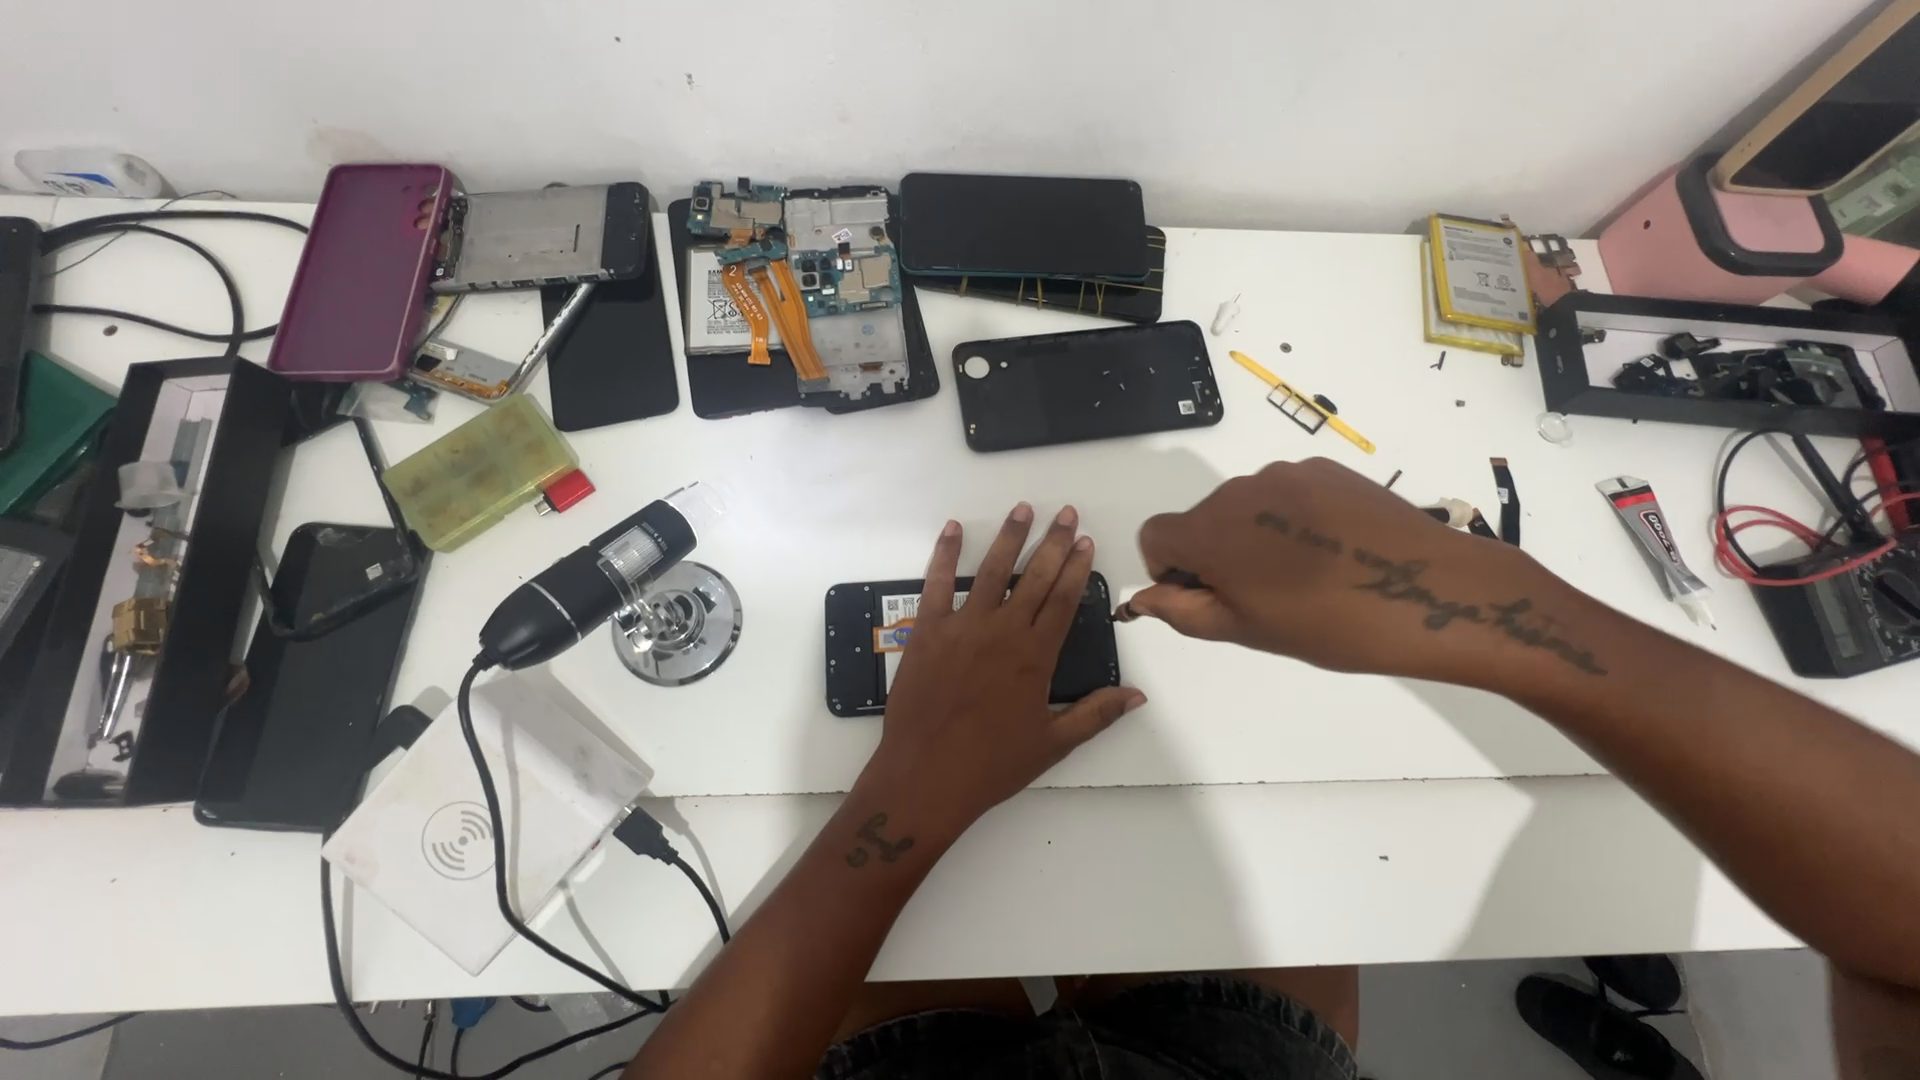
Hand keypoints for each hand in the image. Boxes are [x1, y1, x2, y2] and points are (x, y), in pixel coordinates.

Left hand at [859, 504, 1145, 835]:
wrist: (926, 775)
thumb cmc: (991, 764)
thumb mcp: (1052, 744)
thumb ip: (1096, 714)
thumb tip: (1136, 695)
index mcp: (1035, 656)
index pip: (1063, 600)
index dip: (1076, 568)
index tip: (1085, 541)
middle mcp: (1003, 632)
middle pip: (1034, 577)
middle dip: (1053, 542)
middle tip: (1066, 512)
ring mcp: (962, 627)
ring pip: (991, 571)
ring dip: (1009, 538)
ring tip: (1024, 508)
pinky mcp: (927, 631)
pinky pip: (935, 583)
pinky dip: (944, 554)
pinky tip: (953, 529)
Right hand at [1120, 459, 1605, 687]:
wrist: (1430, 592)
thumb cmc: (1329, 624)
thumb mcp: (1247, 629)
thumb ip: (1184, 610)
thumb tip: (1148, 596)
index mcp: (1210, 532)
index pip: (1155, 534)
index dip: (1169, 567)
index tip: (1208, 594)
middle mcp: (1238, 491)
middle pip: (1200, 518)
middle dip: (1214, 553)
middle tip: (1263, 595)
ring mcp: (1285, 474)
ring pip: (1243, 505)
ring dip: (1253, 534)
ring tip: (1304, 573)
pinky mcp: (1324, 468)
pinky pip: (1283, 491)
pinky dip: (1289, 517)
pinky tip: (1329, 548)